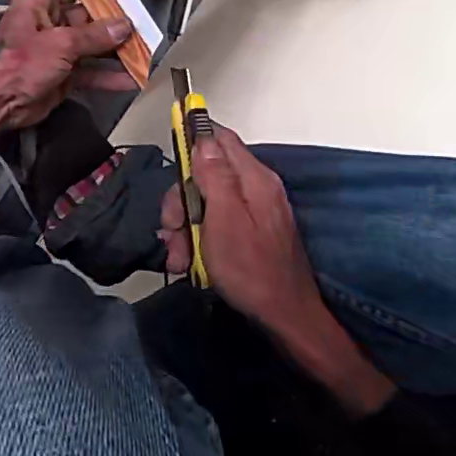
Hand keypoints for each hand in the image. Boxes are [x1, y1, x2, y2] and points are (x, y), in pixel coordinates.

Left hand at [0, 0, 140, 129]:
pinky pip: (89, 72)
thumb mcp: (59, 43)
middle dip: (112, 23)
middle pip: (86, 17)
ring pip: (91, 47)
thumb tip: (119, 27)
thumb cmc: (10, 66)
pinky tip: (128, 77)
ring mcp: (54, 51)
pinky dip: (107, 76)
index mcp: (37, 5)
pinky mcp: (61, 75)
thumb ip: (93, 36)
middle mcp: (46, 25)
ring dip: (114, 50)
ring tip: (140, 50)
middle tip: (138, 23)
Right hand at [161, 125, 396, 416]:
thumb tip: (203, 139)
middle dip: (181, 199)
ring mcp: (254, 211)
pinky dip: (198, 238)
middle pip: (206, 174)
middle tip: (172, 229)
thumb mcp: (224, 219)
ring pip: (206, 201)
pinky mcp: (249, 232)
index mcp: (253, 178)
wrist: (284, 317)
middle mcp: (255, 188)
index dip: (192, 140)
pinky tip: (189, 260)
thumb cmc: (251, 269)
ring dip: (185, 226)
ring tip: (178, 256)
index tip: (171, 157)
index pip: (220, 138)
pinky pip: (215, 222)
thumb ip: (215, 176)